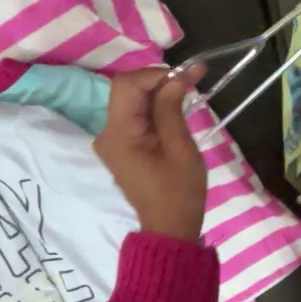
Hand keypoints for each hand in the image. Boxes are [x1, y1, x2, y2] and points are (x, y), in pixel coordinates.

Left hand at [95, 65, 207, 242]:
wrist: (170, 227)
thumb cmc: (180, 192)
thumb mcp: (181, 150)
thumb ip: (172, 110)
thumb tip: (175, 78)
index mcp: (119, 134)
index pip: (127, 85)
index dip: (157, 73)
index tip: (190, 74)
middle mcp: (107, 133)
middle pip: (126, 91)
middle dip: (159, 80)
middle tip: (193, 78)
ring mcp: (112, 140)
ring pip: (130, 102)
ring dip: (158, 92)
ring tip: (189, 91)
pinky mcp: (121, 146)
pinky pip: (134, 117)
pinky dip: (154, 107)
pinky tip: (175, 109)